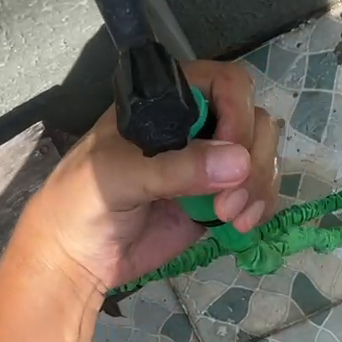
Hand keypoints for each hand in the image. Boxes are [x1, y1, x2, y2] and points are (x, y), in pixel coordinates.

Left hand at [12, 60, 280, 296]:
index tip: (231, 157)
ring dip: (260, 187)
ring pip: (261, 157)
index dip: (239, 114)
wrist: (79, 257)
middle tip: (228, 205)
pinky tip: (242, 226)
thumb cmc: (84, 202)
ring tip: (233, 219)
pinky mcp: (217, 202)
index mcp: (168, 101)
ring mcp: (209, 166)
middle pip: (254, 121)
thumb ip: (177, 167)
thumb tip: (239, 162)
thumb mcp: (120, 176)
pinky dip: (260, 206)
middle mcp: (195, 126)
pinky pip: (256, 193)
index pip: (227, 84)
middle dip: (253, 162)